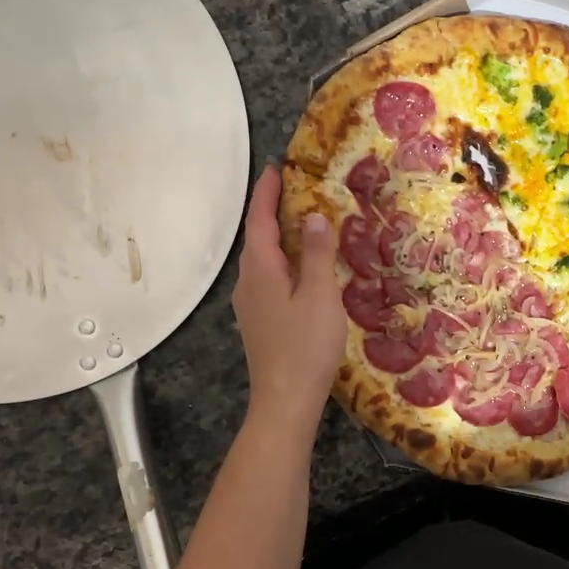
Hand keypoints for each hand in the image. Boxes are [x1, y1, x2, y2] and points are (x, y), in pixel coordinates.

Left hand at [232, 166, 344, 424]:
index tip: (277, 167)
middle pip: (258, 239)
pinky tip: (302, 272)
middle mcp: (248, 283)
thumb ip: (319, 254)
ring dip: (280, 240)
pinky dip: (284, 264)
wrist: (285, 401)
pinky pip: (269, 280)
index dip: (267, 193)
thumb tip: (314, 216)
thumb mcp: (320, 296)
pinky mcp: (260, 323)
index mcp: (261, 269)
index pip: (259, 220)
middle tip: (296, 191)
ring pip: (263, 261)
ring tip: (303, 226)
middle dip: (273, 213)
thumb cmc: (305, 347)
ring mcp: (251, 306)